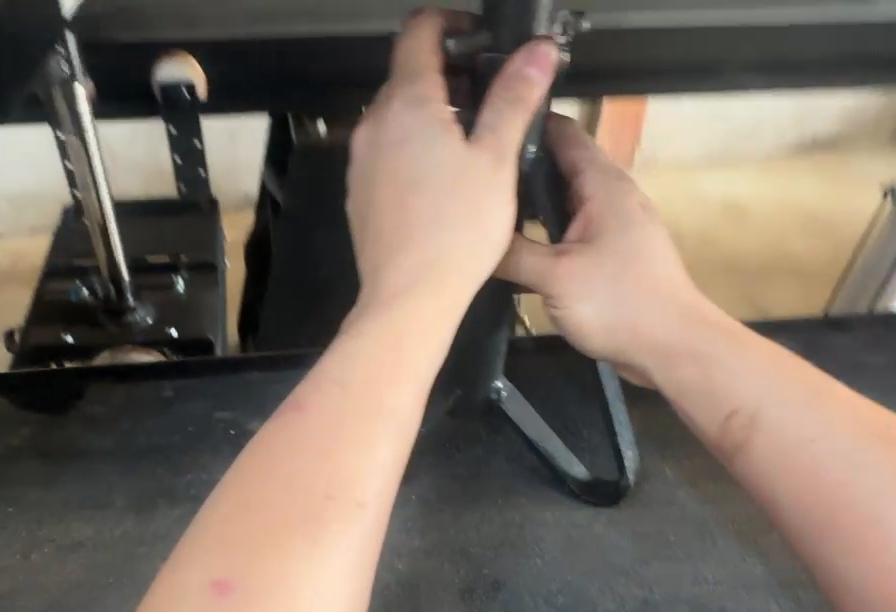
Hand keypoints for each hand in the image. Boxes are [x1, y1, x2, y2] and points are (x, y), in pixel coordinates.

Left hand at [346, 12, 559, 324]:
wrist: (408, 299)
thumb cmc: (454, 236)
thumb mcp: (496, 160)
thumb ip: (514, 99)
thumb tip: (536, 53)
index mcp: (408, 104)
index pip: (418, 32)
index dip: (450, 24)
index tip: (476, 37)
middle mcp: (375, 127)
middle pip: (406, 78)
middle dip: (446, 77)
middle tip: (486, 101)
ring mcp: (361, 163)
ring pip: (395, 121)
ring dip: (429, 119)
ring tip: (468, 149)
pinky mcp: (359, 196)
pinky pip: (385, 158)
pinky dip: (411, 155)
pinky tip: (439, 186)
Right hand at [497, 115, 733, 385]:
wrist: (670, 346)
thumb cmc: (619, 303)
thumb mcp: (555, 277)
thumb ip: (512, 253)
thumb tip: (473, 236)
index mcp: (602, 185)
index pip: (562, 133)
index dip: (524, 123)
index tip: (484, 125)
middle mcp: (611, 196)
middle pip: (559, 168)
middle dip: (519, 171)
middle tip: (474, 178)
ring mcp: (614, 227)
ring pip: (564, 205)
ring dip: (531, 209)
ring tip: (487, 215)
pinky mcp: (613, 256)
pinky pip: (572, 234)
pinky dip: (546, 237)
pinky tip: (519, 254)